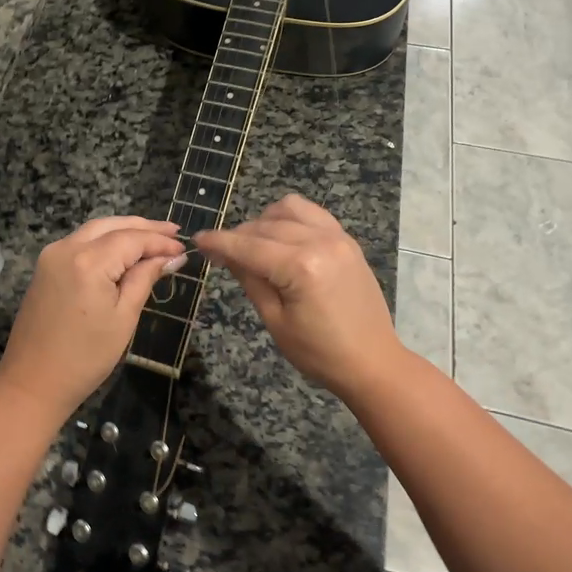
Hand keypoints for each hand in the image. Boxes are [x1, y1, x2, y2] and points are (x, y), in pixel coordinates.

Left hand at [0, 216, 187, 419]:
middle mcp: (67, 248)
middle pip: (111, 225)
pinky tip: (123, 249)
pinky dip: (104, 240)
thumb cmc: (85, 357)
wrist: (33, 382)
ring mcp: (52, 255)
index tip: (183, 248)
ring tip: (154, 237)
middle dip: (143, 227)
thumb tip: (171, 257)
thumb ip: (145, 279)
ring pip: (94, 230)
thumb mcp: (123, 317)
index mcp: (88, 261)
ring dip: (123, 230)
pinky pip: (80, 242)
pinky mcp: (45, 266)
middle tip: (173, 232)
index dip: (159, 241)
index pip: (131, 239)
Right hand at [193, 194, 406, 398]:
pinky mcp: (346, 239)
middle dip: (239, 236)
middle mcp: (319, 242)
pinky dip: (291, 218)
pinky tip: (282, 237)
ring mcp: (337, 237)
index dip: (219, 242)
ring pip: (288, 209)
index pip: (249, 247)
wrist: (373, 362)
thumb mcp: (276, 322)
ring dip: (265, 221)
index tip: (198, 240)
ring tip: (255, 245)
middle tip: (221, 253)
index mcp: (301, 267)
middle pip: (265, 226)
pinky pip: (312, 213)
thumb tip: (224, 254)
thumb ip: (250, 281)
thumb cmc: (320, 353)